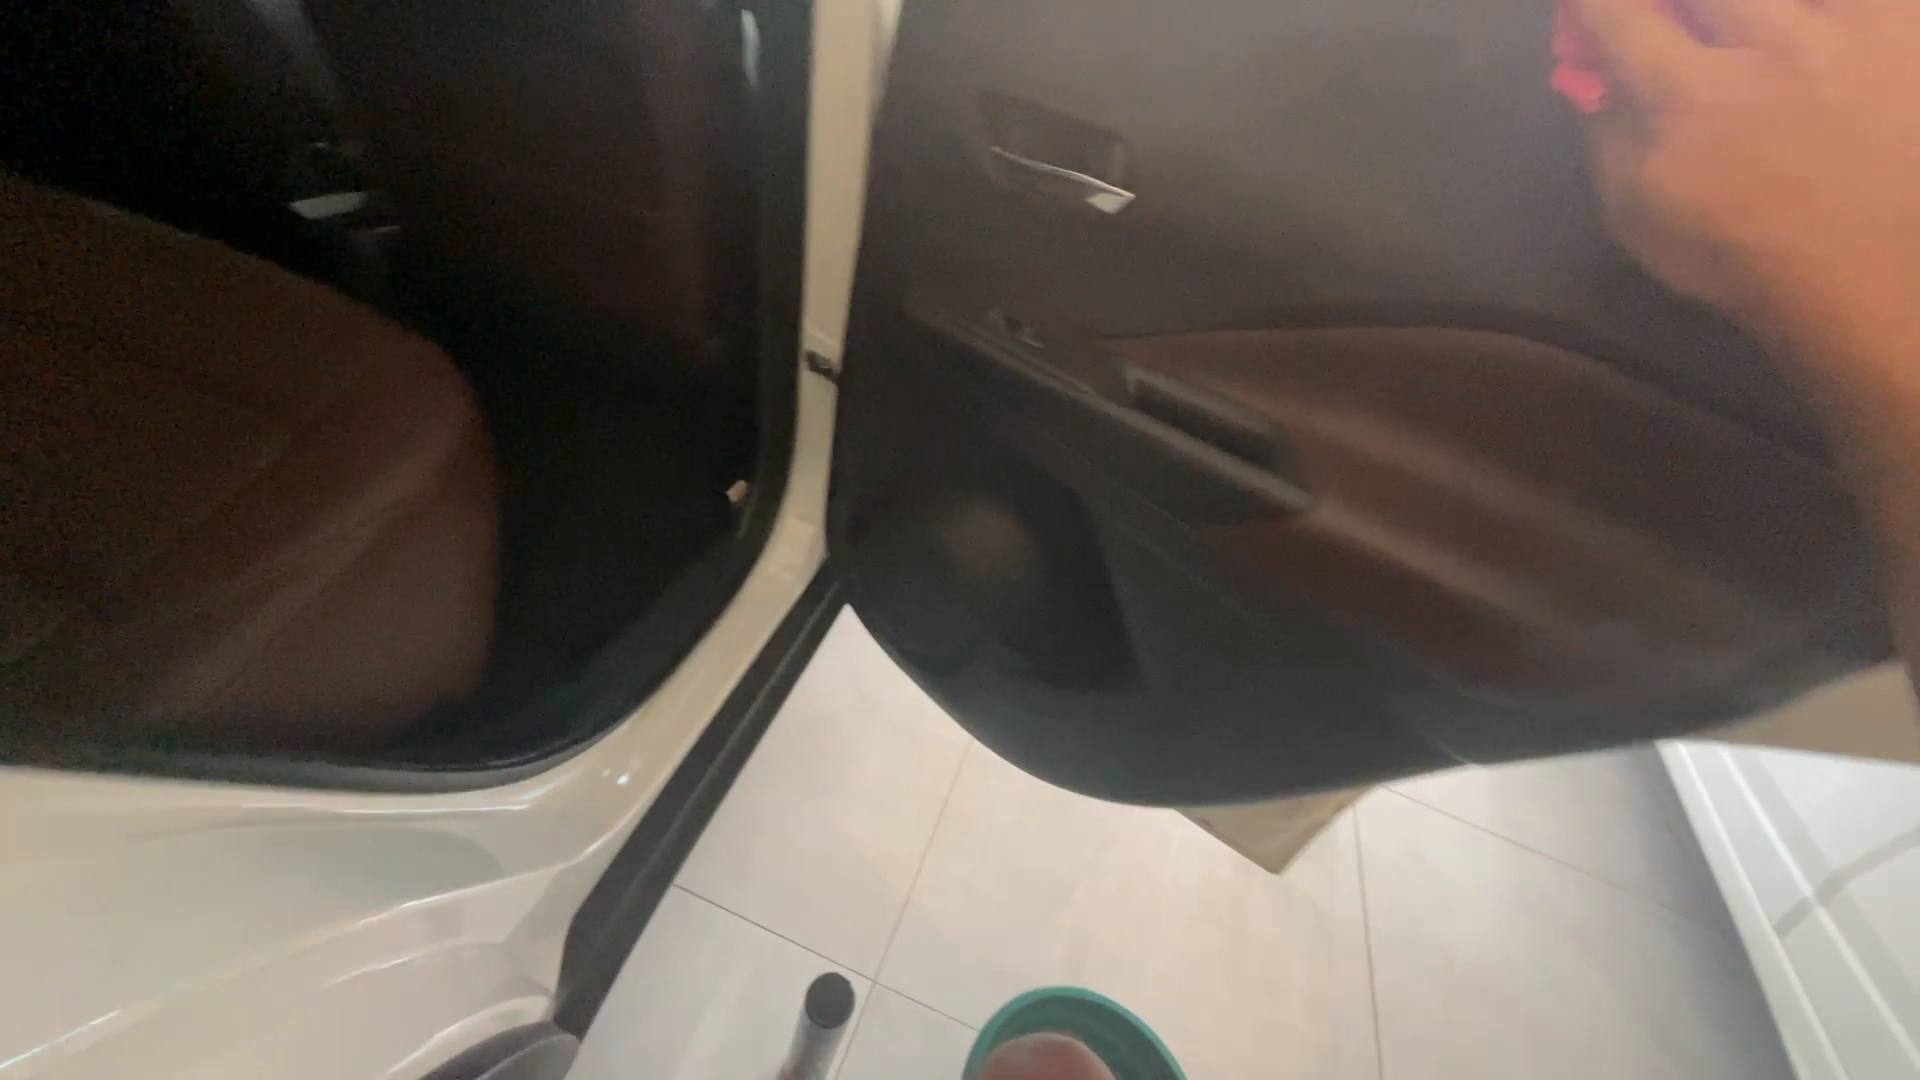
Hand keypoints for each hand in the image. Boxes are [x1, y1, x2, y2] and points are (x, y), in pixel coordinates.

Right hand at [1580, 0, 1919, 337]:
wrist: (1856, 264)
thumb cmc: (1722, 247)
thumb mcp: (1633, 209)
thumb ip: (1609, 135)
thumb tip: (1594, 77)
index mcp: (1690, 93)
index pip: (1628, 22)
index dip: (1597, 6)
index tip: (1582, 5)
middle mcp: (1773, 38)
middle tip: (1661, 18)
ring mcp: (1857, 23)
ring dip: (1737, 9)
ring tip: (1730, 32)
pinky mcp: (1912, 26)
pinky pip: (1864, 0)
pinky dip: (1823, 15)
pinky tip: (1802, 35)